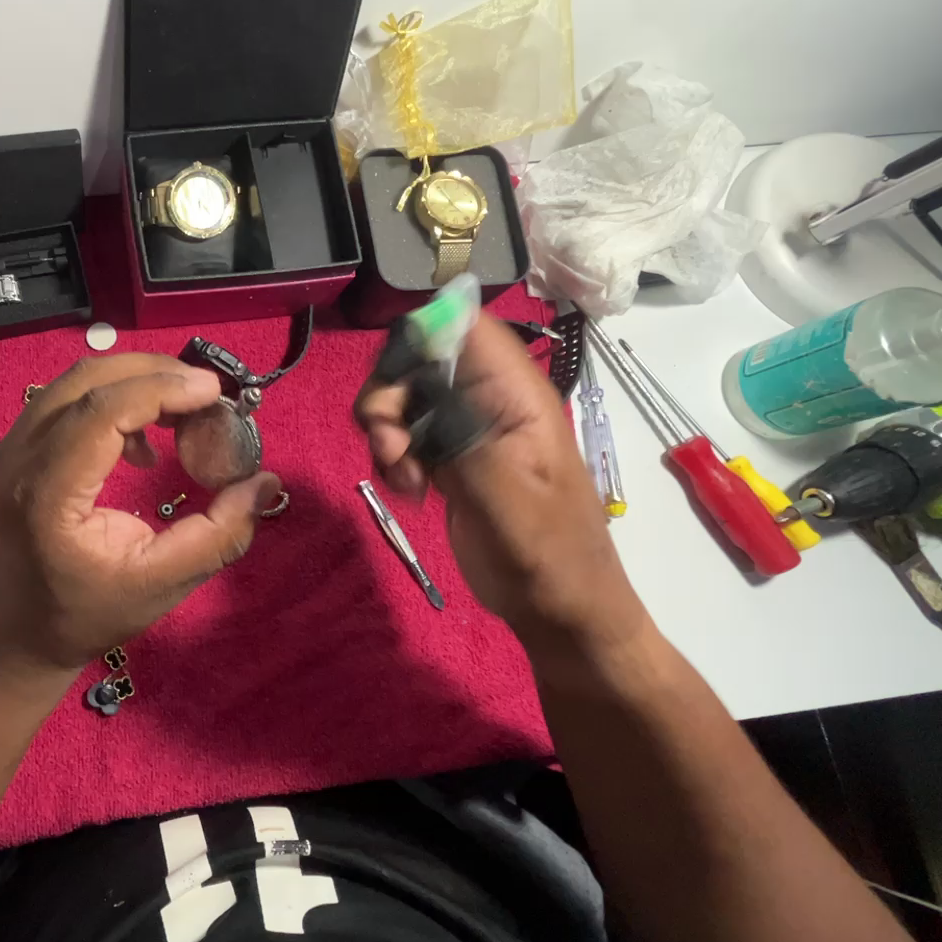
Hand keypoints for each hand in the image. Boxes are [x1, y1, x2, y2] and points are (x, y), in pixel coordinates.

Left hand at [0, 354, 282, 672]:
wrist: (24, 631)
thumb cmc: (90, 614)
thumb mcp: (163, 586)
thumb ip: (219, 535)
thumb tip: (265, 481)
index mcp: (46, 495)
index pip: (101, 413)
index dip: (161, 390)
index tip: (214, 392)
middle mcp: (19, 459)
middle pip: (88, 381)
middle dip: (154, 374)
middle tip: (208, 395)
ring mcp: (11, 448)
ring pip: (77, 381)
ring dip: (136, 382)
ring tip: (185, 410)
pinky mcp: (17, 447)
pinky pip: (68, 400)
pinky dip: (114, 401)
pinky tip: (143, 444)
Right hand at [354, 315, 644, 651]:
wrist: (556, 612)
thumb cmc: (548, 558)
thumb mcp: (507, 500)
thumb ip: (464, 435)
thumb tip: (422, 376)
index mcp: (517, 397)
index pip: (464, 328)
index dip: (420, 336)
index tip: (394, 384)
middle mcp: (487, 402)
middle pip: (417, 361)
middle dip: (389, 398)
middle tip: (390, 447)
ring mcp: (464, 430)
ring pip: (402, 400)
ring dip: (385, 434)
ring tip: (405, 479)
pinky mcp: (447, 458)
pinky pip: (401, 437)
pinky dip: (391, 459)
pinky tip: (408, 492)